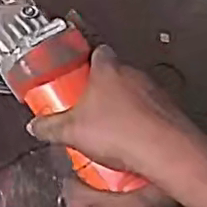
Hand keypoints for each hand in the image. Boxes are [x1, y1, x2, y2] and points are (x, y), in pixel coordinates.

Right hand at [26, 46, 206, 186]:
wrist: (166, 153)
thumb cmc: (123, 133)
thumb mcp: (70, 132)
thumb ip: (49, 127)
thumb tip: (37, 126)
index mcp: (108, 70)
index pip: (96, 52)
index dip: (84, 61)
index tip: (74, 72)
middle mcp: (134, 75)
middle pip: (113, 75)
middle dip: (98, 91)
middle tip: (83, 108)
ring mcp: (155, 93)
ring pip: (132, 94)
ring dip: (119, 109)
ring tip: (104, 131)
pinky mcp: (169, 112)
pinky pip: (148, 113)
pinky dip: (137, 124)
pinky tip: (126, 143)